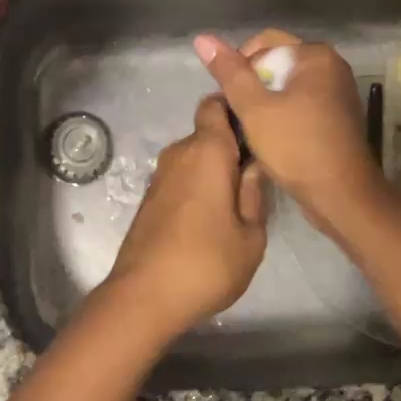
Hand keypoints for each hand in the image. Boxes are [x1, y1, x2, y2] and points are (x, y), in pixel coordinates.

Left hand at [104, 96, 267, 330]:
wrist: (144, 295)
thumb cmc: (207, 263)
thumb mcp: (251, 236)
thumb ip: (254, 193)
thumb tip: (253, 166)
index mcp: (207, 151)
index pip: (215, 105)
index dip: (234, 110)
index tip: (256, 130)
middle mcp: (180, 152)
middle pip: (207, 133)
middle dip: (230, 147)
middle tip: (255, 177)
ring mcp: (161, 174)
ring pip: (194, 157)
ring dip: (213, 171)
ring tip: (235, 202)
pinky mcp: (150, 196)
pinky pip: (181, 177)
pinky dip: (197, 187)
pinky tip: (210, 218)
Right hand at [194, 30, 390, 228]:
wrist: (343, 197)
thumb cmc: (297, 147)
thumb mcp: (254, 109)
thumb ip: (229, 72)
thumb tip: (202, 38)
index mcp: (315, 55)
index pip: (263, 43)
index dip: (240, 68)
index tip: (231, 99)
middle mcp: (331, 66)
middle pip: (275, 62)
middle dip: (253, 84)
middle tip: (239, 114)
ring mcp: (337, 91)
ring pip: (286, 84)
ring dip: (266, 101)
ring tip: (252, 127)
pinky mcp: (337, 115)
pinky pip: (301, 101)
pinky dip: (283, 112)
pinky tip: (273, 137)